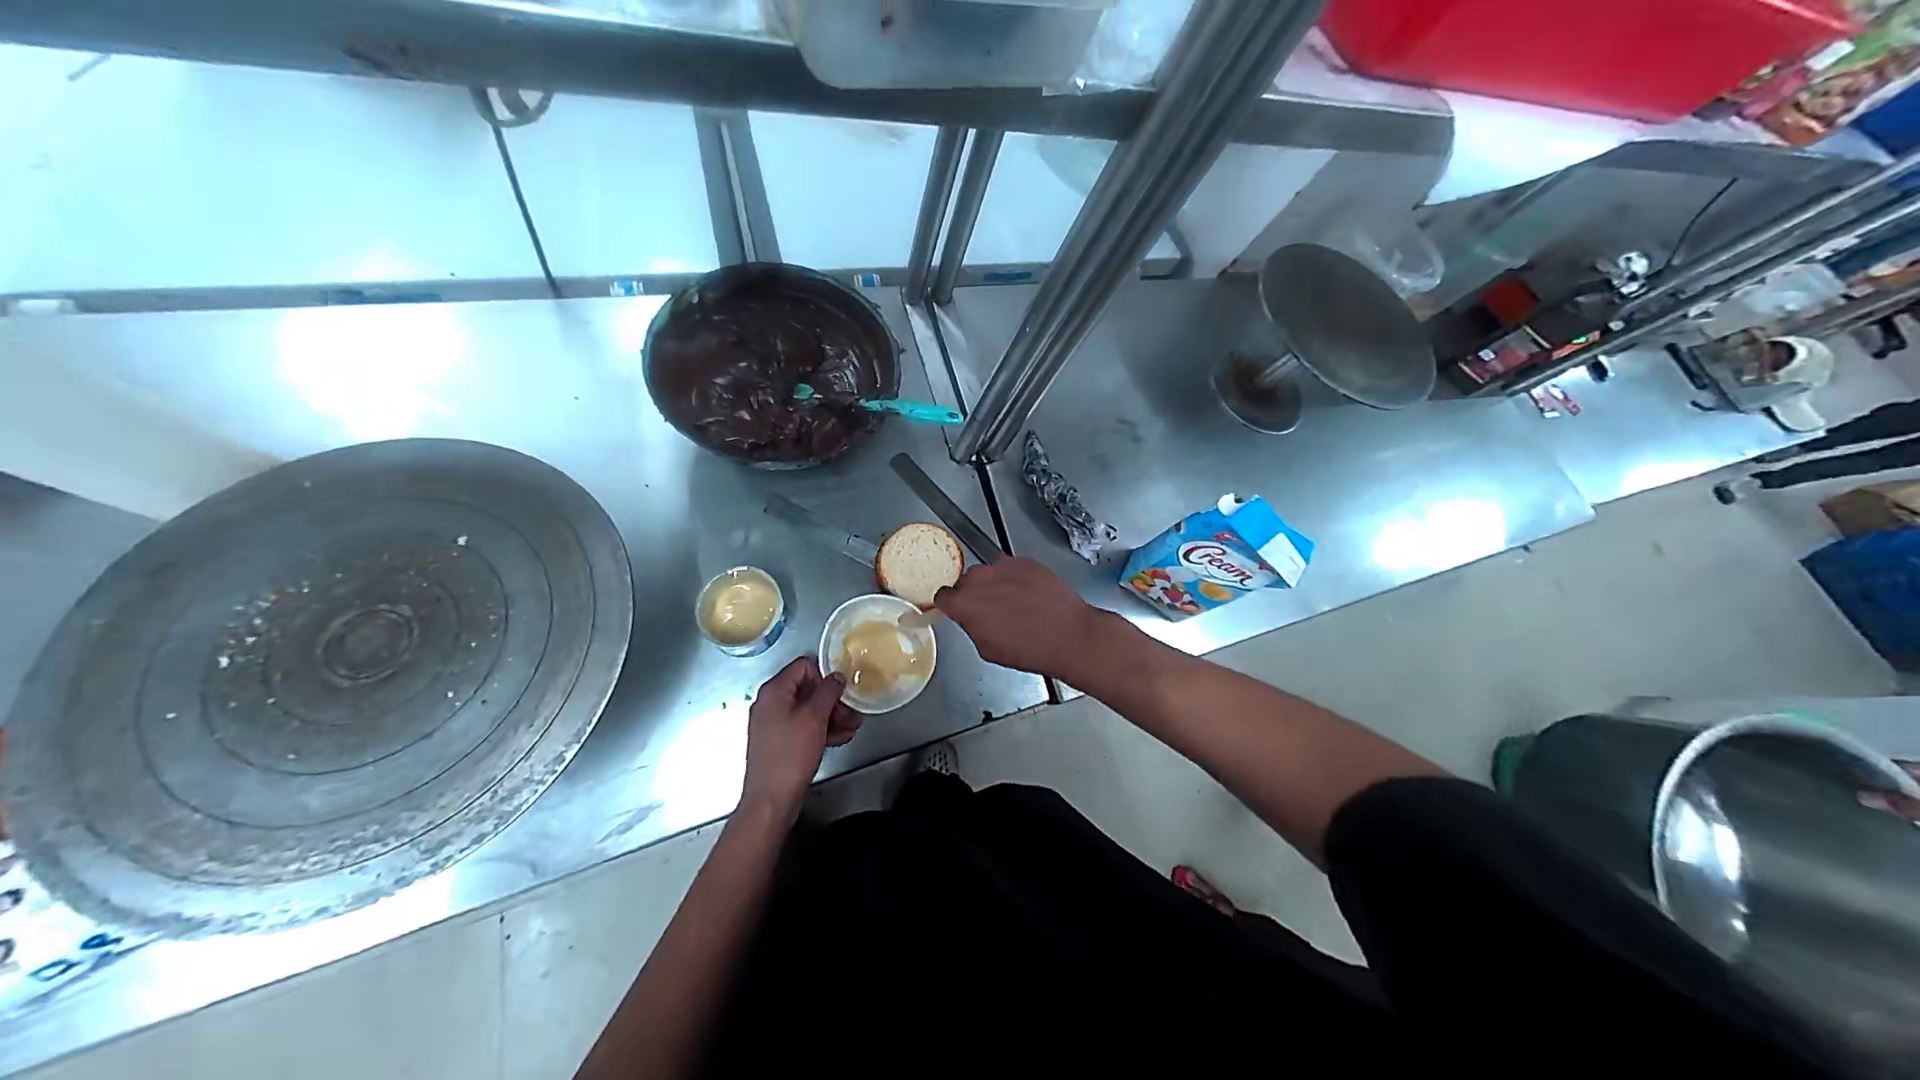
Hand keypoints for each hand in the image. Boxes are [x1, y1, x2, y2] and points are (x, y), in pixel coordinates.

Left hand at [741, 656, 860, 817]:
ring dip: (832, 716)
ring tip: (852, 727)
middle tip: (851, 712)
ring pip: (808, 709)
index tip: (840, 691)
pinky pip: (804, 726)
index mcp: (775, 691)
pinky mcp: (780, 741)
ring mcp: (774, 723)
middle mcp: (771, 703)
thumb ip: (828, 691)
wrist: (771, 798)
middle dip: (832, 700)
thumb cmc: (791, 754)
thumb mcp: (815, 718)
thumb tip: (837, 676)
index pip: (803, 666)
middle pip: (807, 688)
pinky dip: (822, 729)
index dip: (824, 676)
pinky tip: (841, 737)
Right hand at [935, 557, 1111, 679]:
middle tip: (991, 610)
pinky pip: (1011, 567)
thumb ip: (971, 627)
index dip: (951, 604)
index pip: (943, 596)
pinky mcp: (1025, 562)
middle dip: (974, 594)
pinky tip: (1029, 595)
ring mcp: (1003, 567)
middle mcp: (980, 579)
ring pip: (989, 572)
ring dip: (994, 583)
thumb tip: (970, 619)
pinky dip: (1015, 577)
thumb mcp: (987, 649)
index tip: (958, 609)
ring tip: (1014, 602)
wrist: (1068, 635)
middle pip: (966, 581)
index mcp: (964, 604)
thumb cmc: (1029, 649)